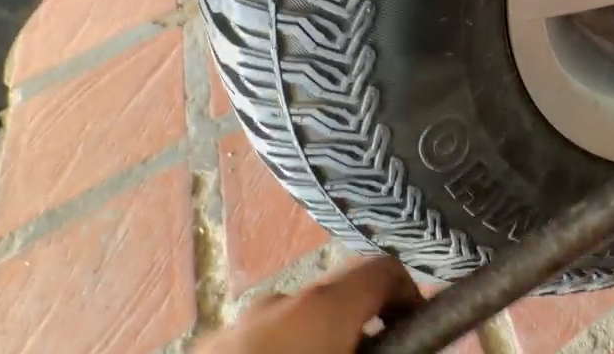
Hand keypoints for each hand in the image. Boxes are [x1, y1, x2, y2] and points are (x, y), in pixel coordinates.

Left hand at [196, 255, 423, 353]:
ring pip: (290, 326)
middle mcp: (279, 303)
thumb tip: (411, 348)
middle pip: (337, 299)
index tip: (414, 332)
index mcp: (323, 308)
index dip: (409, 295)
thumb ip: (389, 353)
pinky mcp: (199, 353)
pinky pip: (251, 348)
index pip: (385, 269)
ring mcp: (230, 330)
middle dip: (356, 333)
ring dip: (313, 348)